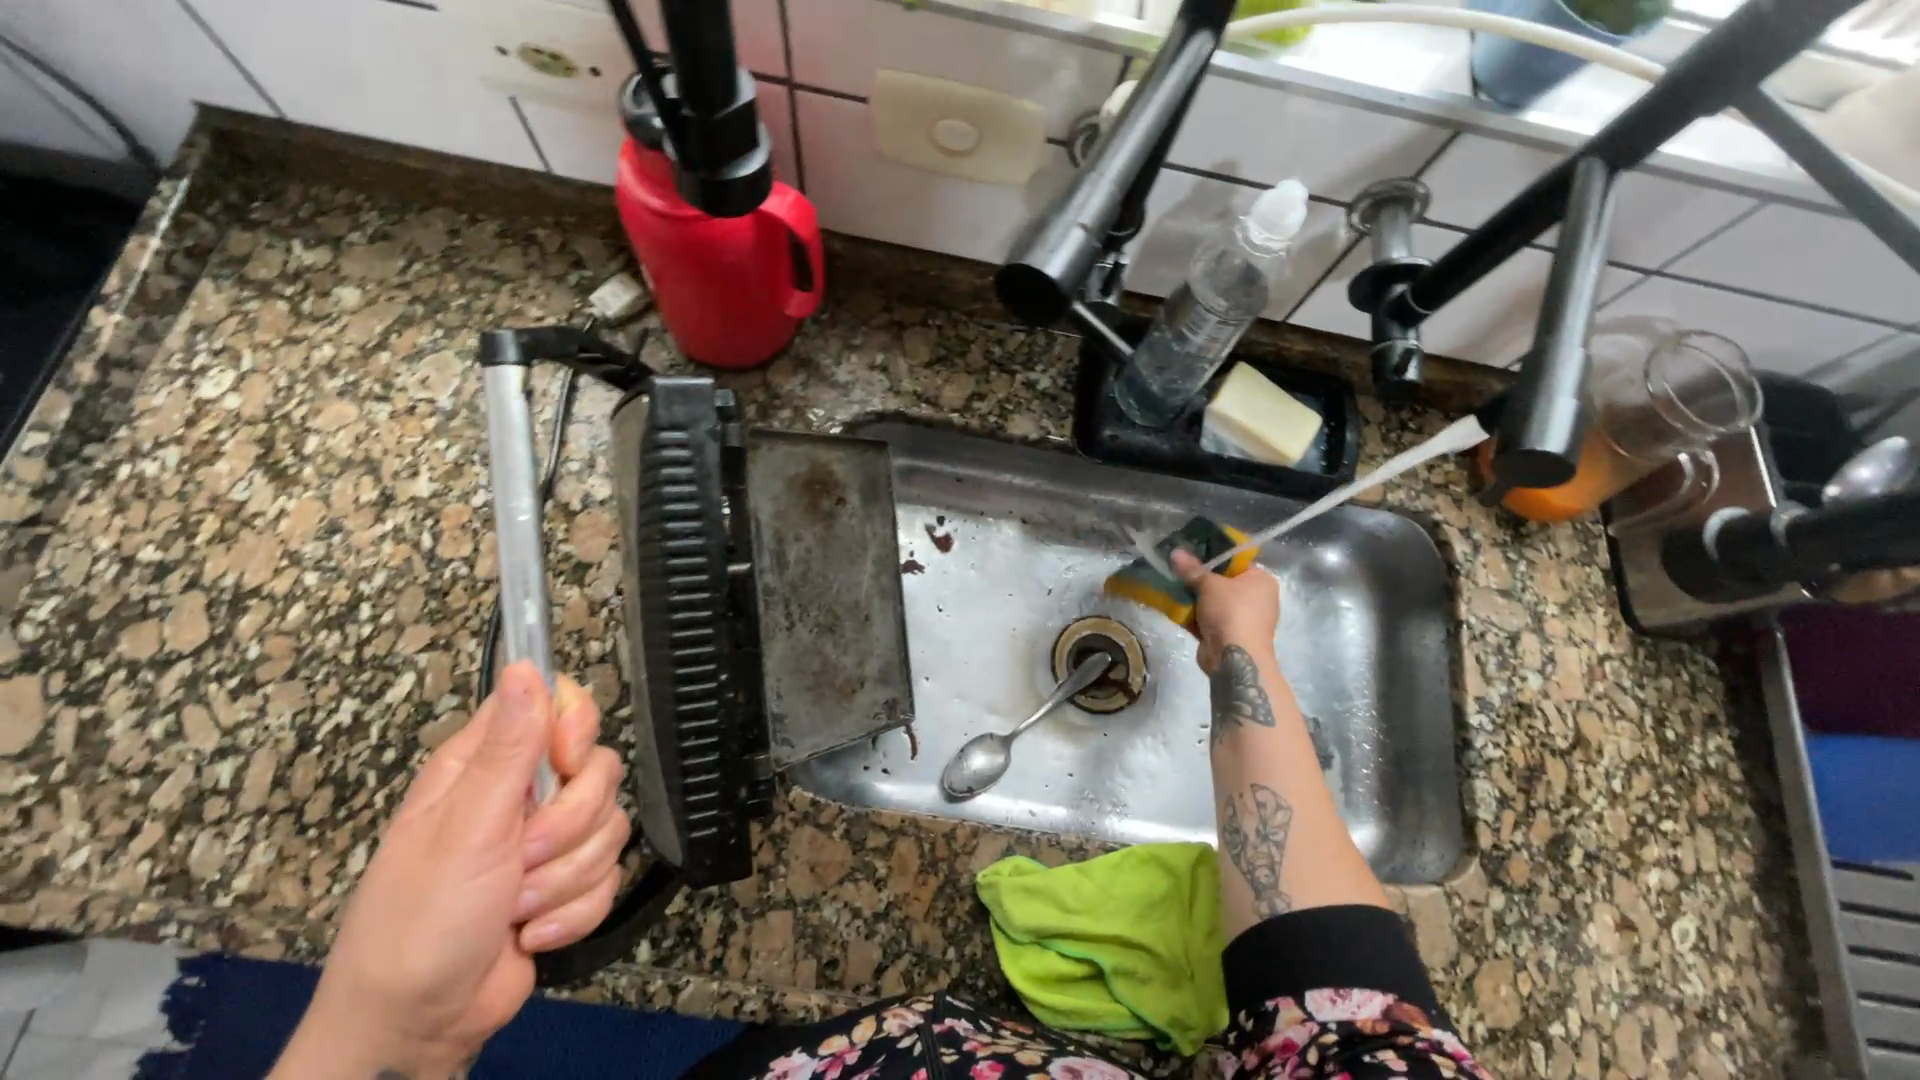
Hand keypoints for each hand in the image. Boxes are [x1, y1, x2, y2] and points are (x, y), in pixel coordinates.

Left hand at [274, 662, 629, 1077]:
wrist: (419, 1025)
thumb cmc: (419, 922)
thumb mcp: (462, 830)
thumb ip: (506, 749)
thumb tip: (525, 666)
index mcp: (483, 765)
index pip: (554, 703)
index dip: (575, 726)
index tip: (566, 762)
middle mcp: (521, 794)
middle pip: (598, 769)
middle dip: (570, 825)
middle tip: (521, 857)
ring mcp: (548, 840)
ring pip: (610, 827)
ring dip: (565, 879)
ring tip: (516, 909)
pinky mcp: (568, 883)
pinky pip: (610, 875)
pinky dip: (575, 911)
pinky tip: (532, 934)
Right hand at [1171, 548, 1279, 673]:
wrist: (1235, 657)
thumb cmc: (1230, 611)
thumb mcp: (1209, 584)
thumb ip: (1192, 569)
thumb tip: (1175, 552)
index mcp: (1261, 580)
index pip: (1236, 562)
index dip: (1213, 557)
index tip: (1190, 554)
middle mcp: (1257, 598)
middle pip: (1223, 583)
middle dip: (1199, 580)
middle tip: (1177, 571)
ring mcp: (1244, 619)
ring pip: (1213, 603)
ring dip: (1193, 599)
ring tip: (1171, 588)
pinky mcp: (1230, 636)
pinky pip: (1209, 620)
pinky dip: (1194, 616)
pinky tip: (1173, 608)